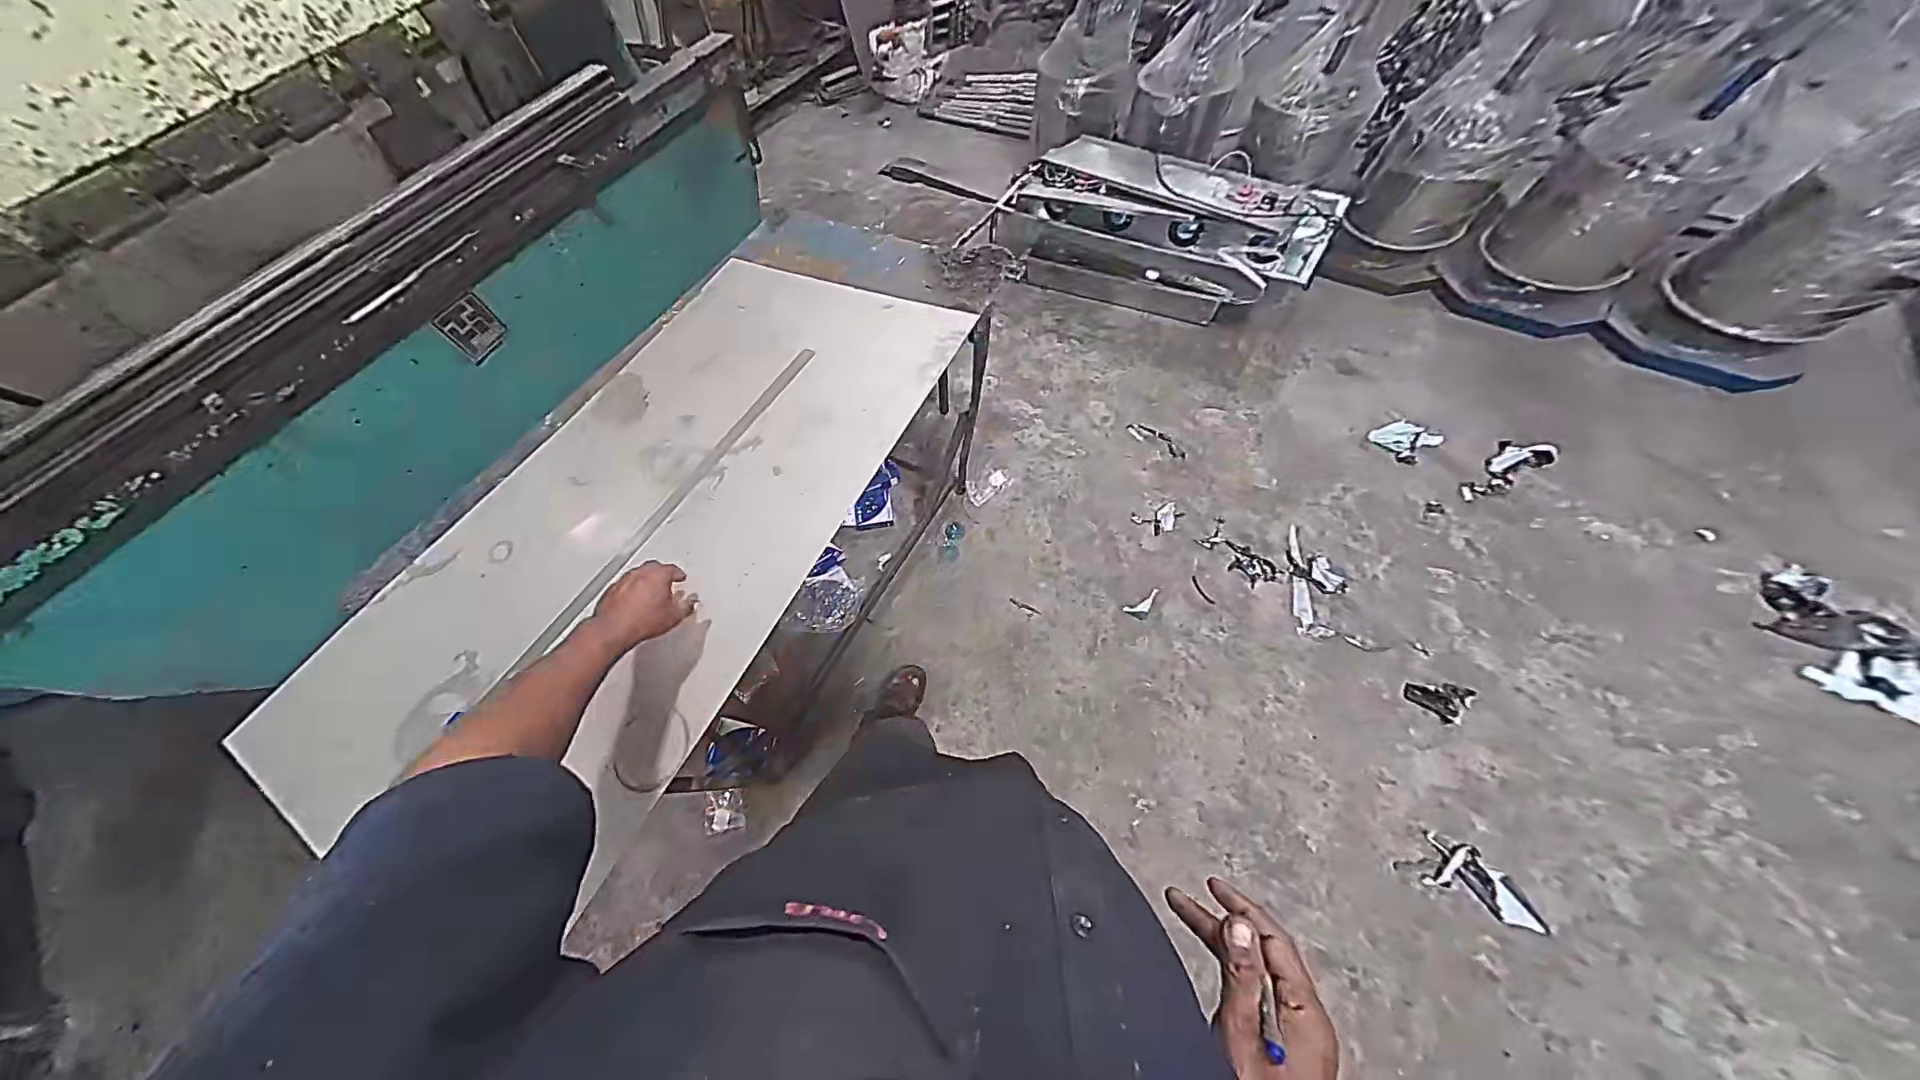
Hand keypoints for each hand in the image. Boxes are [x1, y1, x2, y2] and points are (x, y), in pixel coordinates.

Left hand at [583, 561, 694, 653]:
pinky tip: (635, 602)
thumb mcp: (674, 616)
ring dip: (646, 581)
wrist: (615, 630)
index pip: (673, 569)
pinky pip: (625, 585)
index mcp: (658, 575)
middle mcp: (640, 574)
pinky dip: (632, 590)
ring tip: (651, 595)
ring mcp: (624, 580)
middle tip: (667, 584)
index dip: (679, 574)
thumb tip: (690, 603)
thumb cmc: (641, 621)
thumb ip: (686, 606)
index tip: (680, 578)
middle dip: (662, 574)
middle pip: (654, 567)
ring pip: (639, 574)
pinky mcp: (612, 590)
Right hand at [1167, 877, 1338, 1079]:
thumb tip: (1239, 923)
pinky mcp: (1286, 1045)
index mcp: (1304, 1010)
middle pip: (1264, 951)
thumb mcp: (1242, 1034)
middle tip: (1191, 897)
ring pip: (1259, 968)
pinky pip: (1259, 988)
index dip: (1240, 906)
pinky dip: (1234, 966)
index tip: (1212, 886)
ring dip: (1226, 941)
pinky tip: (1220, 962)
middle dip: (1225, 919)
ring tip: (1193, 918)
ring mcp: (1298, 1032)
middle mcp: (1305, 1017)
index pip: (1271, 938)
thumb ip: (1242, 977)